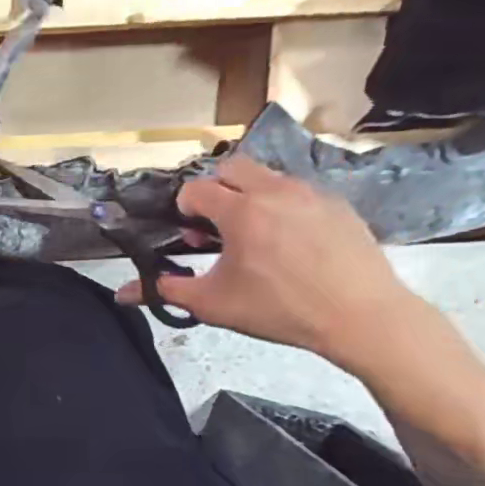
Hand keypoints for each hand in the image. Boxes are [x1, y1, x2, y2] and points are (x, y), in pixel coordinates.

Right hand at [116, 154, 426, 368]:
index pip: (196, 189)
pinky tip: (295, 243)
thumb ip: (167, 291)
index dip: (186, 208)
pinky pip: (300, 192)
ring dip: (251, 196)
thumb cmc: (280, 310)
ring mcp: (310, 193)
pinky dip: (285, 206)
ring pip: (268, 177)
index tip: (192, 232)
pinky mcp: (337, 204)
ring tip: (258, 235)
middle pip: (232, 167)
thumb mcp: (216, 304)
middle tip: (220, 225)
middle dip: (217, 189)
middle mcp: (273, 190)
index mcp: (240, 211)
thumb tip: (123, 294)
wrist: (361, 318)